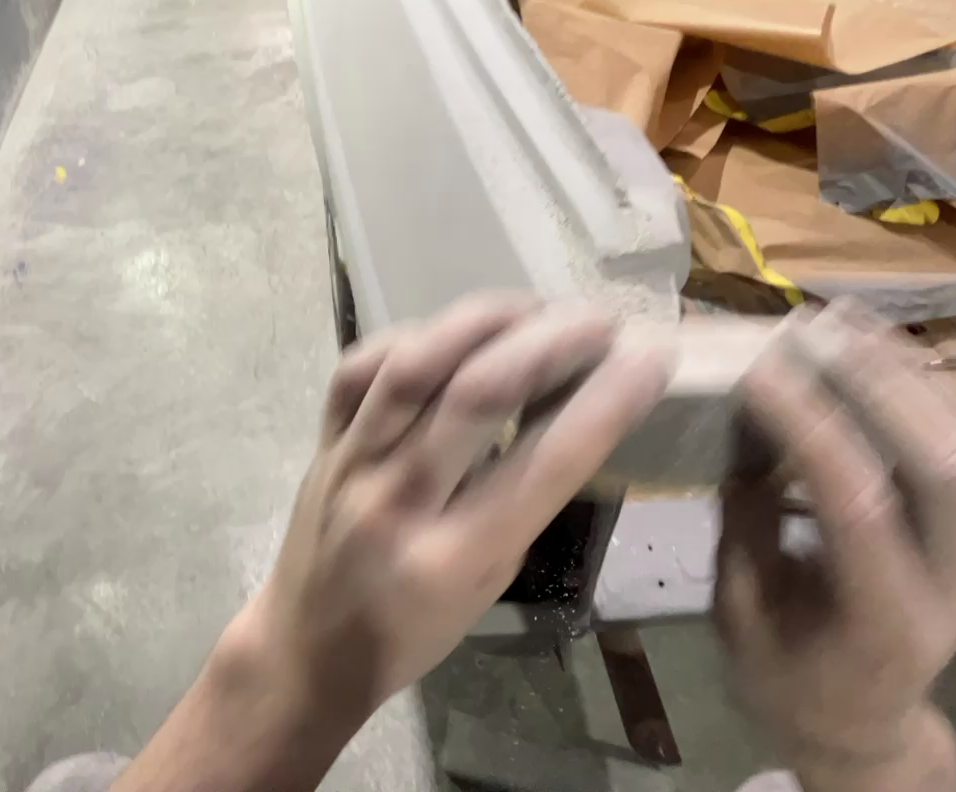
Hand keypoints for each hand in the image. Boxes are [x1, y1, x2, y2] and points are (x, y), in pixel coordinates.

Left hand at [228, 293, 671, 712]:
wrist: (306, 648)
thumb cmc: (411, 630)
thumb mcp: (488, 583)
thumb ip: (523, 501)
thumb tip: (567, 408)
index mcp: (453, 556)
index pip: (543, 463)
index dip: (605, 402)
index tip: (648, 359)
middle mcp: (397, 498)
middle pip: (475, 395)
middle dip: (548, 344)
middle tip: (598, 320)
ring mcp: (350, 460)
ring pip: (412, 366)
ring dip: (480, 322)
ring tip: (532, 306)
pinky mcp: (320, 438)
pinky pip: (358, 367)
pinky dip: (409, 337)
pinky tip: (449, 330)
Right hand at [713, 305, 955, 791]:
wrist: (857, 722)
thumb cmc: (784, 679)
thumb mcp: (738, 615)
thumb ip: (747, 525)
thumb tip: (742, 434)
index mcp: (883, 623)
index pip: (859, 506)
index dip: (808, 428)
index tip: (755, 370)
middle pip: (953, 471)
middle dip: (880, 386)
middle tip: (809, 330)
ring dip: (915, 380)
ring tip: (844, 325)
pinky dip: (948, 405)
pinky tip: (888, 366)